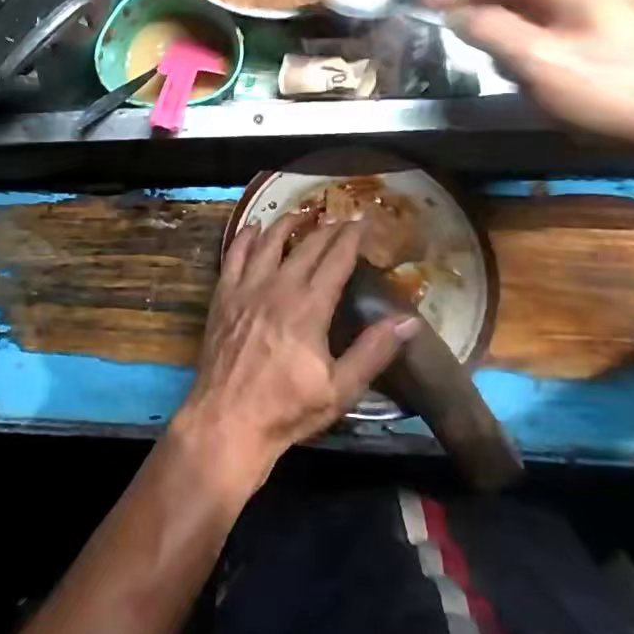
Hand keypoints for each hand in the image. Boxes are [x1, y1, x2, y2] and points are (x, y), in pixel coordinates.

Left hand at [175, 214, 416, 484]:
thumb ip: (374, 350)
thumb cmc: (288, 408)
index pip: (336, 260)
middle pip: (306, 247)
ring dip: (286, 225)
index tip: (363, 223)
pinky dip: (244, 237)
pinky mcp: (223, 296)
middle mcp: (278, 287)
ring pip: (268, 243)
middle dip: (326, 229)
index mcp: (309, 307)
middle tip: (340, 219)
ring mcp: (246, 288)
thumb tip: (410, 320)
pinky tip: (253, 227)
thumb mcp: (340, 388)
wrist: (227, 419)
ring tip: (300, 214)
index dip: (351, 238)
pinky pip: (233, 255)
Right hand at [427, 0, 633, 178]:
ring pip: (543, 22)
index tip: (423, 7)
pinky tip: (543, 88)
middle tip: (460, 44)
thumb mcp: (538, 61)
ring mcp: (617, 18)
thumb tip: (456, 13)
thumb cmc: (613, 93)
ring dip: (515, 44)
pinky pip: (565, 42)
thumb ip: (490, 30)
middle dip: (488, 20)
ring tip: (501, 73)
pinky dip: (541, 58)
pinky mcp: (628, 48)